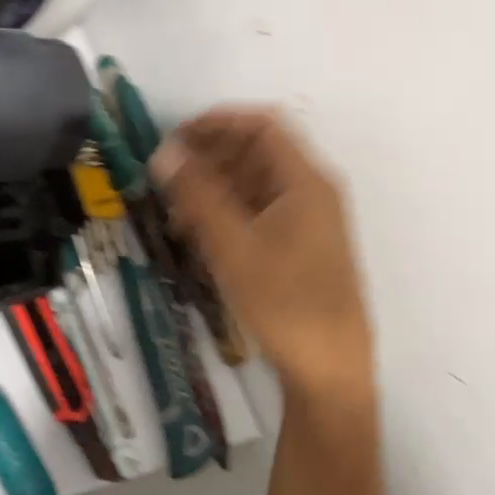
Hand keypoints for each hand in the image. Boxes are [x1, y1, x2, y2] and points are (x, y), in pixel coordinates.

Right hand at [152, 108, 372, 398]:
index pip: (260, 124)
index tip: (175, 136)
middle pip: (256, 149)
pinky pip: (257, 207)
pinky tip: (195, 229)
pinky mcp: (299, 244)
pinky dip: (225, 207)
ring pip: (253, 179)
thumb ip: (196, 193)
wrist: (330, 372)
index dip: (216, 122)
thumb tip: (163, 151)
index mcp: (305, 181)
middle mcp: (311, 191)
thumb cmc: (285, 303)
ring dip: (212, 182)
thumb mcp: (232, 245)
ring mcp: (307, 218)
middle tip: (166, 171)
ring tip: (174, 204)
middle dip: (208, 153)